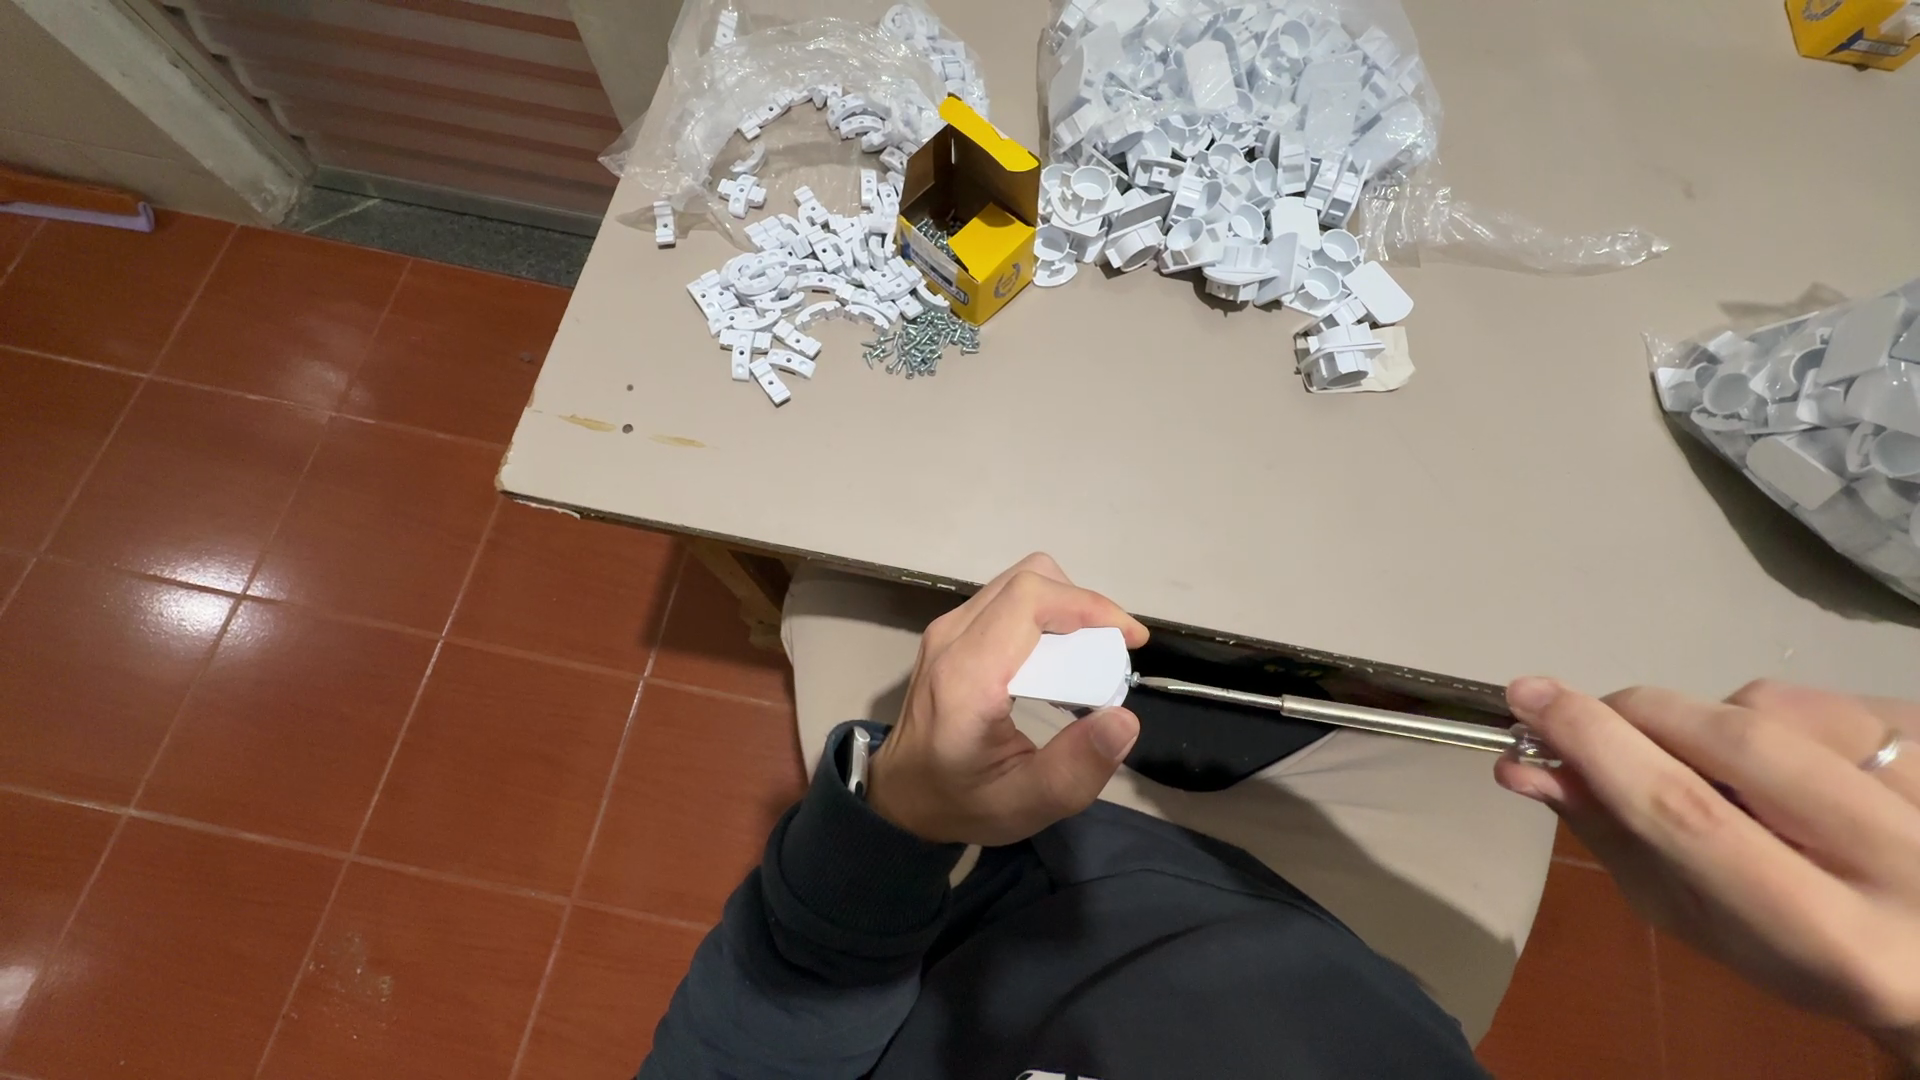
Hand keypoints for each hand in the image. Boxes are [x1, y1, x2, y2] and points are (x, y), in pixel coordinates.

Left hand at [867, 553, 1148, 846]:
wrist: (902, 796)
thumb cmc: (961, 802)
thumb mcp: (1026, 805)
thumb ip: (1077, 768)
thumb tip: (1125, 719)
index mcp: (966, 677)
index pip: (1028, 601)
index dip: (1086, 605)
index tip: (1130, 639)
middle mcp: (952, 638)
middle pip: (1027, 581)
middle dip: (1081, 606)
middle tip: (1111, 651)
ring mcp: (947, 629)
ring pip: (1017, 583)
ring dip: (1063, 607)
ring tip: (1087, 654)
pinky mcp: (951, 632)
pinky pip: (1006, 599)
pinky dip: (1043, 614)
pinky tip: (1056, 656)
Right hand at [1495, 678, 1919, 1065]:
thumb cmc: (1792, 948)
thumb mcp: (1687, 910)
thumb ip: (1607, 833)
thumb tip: (1522, 763)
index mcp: (1832, 937)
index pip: (1685, 812)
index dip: (1594, 743)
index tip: (1527, 697)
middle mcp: (1911, 870)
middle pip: (1739, 740)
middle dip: (1641, 713)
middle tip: (1602, 721)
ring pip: (1781, 706)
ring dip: (1714, 718)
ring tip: (1728, 767)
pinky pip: (1834, 696)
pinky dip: (1781, 712)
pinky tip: (1802, 760)